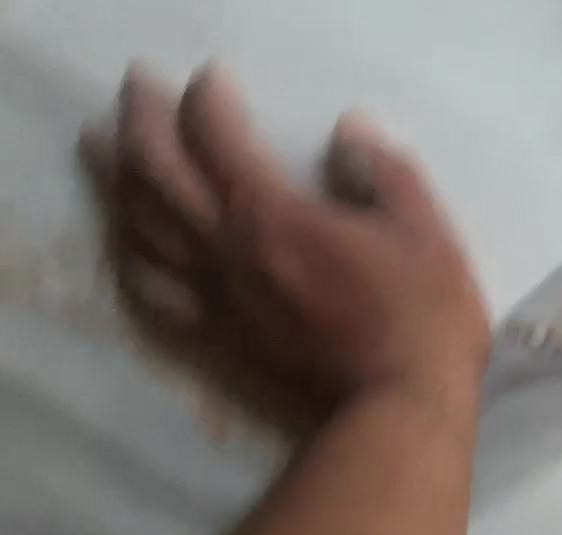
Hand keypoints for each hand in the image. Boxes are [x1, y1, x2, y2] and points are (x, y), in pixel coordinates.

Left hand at [79, 63, 489, 415]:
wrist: (405, 403)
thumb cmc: (427, 319)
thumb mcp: (431, 240)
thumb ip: (389, 178)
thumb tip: (353, 130)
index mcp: (276, 213)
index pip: (217, 135)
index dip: (209, 99)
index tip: (215, 80)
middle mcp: (228, 244)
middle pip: (156, 166)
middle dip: (142, 116)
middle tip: (140, 88)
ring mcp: (219, 292)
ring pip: (141, 222)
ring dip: (116, 175)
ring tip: (106, 147)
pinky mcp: (226, 333)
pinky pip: (159, 290)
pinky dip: (138, 259)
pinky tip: (138, 247)